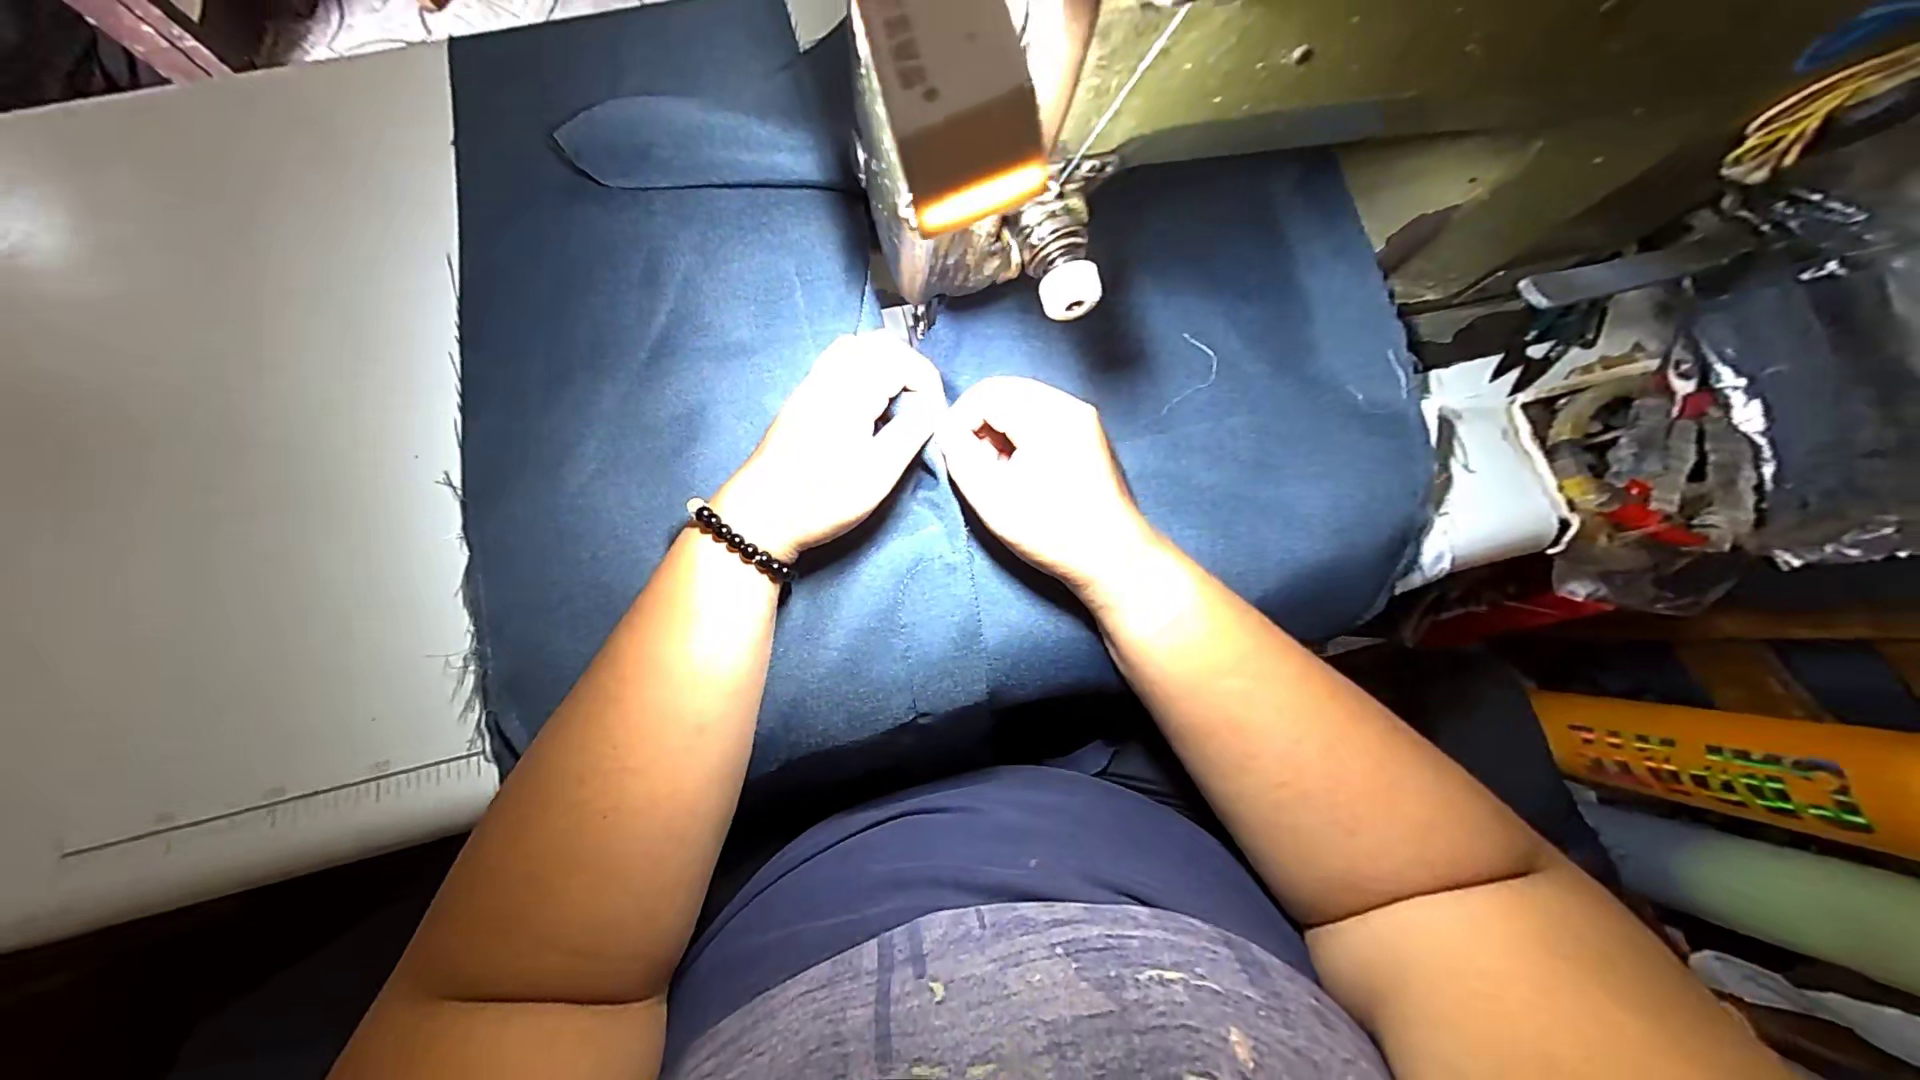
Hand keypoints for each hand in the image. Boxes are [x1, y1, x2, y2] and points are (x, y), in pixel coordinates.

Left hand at [711, 333, 943, 562]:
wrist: (761, 515)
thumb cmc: (820, 501)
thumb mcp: (877, 475)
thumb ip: (911, 433)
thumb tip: (932, 410)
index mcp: (851, 394)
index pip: (902, 360)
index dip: (928, 382)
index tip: (934, 414)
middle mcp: (828, 378)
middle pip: (879, 343)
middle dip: (911, 366)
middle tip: (923, 402)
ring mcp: (811, 384)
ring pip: (856, 346)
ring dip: (887, 363)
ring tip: (900, 400)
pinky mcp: (801, 397)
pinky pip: (837, 360)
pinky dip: (863, 367)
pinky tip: (868, 402)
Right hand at [938, 376, 1161, 595]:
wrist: (1113, 557)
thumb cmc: (1053, 532)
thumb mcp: (992, 498)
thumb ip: (959, 456)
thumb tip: (944, 429)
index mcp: (1048, 417)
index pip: (986, 393)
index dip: (959, 419)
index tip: (952, 452)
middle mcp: (1069, 406)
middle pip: (1005, 391)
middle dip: (978, 423)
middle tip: (973, 462)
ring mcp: (1082, 418)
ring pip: (1021, 402)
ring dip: (998, 429)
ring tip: (997, 471)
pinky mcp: (1087, 432)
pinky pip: (1040, 416)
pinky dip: (1020, 434)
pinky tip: (1020, 470)